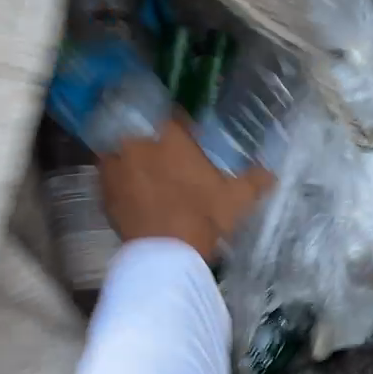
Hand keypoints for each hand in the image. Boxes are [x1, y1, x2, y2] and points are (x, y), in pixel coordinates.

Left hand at [97, 125, 272, 259]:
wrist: (165, 254)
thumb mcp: (236, 201)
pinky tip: (136, 198)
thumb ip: (254, 182)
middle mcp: (135, 137)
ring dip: (135, 161)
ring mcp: (113, 161)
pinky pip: (111, 177)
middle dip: (157, 144)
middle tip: (170, 166)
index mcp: (169, 133)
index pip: (176, 119)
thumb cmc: (203, 219)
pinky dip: (121, 183)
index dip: (186, 133)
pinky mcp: (101, 187)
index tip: (192, 149)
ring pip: (124, 151)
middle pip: (145, 131)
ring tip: (150, 181)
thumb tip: (272, 175)